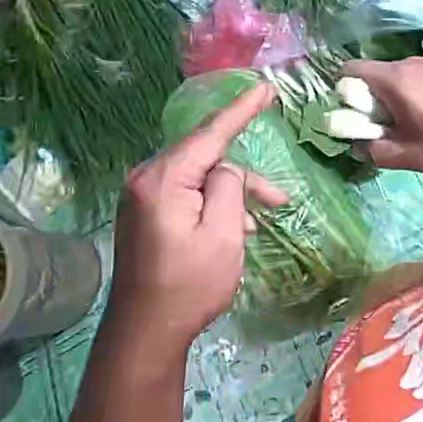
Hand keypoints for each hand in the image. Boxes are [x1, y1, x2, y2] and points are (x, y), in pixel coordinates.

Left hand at [109, 83, 289, 354]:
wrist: (145, 333)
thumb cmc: (189, 285)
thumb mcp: (224, 234)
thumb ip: (229, 187)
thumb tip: (227, 169)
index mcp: (163, 179)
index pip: (210, 133)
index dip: (242, 110)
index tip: (267, 88)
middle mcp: (146, 179)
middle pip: (207, 159)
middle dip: (244, 178)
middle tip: (281, 200)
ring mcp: (142, 197)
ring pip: (199, 179)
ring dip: (230, 196)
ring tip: (257, 225)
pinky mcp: (144, 214)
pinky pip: (186, 194)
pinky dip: (212, 206)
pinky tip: (233, 229)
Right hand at [341, 57, 422, 180]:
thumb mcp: (417, 157)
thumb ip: (381, 152)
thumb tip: (362, 146)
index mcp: (395, 79)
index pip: (348, 73)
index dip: (341, 98)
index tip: (353, 125)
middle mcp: (410, 65)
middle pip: (373, 80)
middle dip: (369, 109)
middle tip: (383, 140)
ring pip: (397, 85)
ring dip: (395, 110)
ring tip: (413, 139)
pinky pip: (419, 86)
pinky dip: (416, 105)